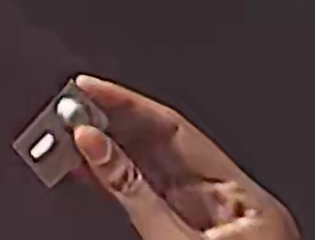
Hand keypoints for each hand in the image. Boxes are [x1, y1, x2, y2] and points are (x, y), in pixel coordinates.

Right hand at [69, 76, 299, 239]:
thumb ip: (131, 190)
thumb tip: (92, 140)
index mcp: (247, 201)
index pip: (176, 129)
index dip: (127, 104)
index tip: (87, 89)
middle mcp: (229, 205)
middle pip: (161, 147)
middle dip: (111, 126)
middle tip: (68, 110)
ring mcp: (209, 224)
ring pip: (147, 169)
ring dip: (106, 151)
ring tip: (67, 136)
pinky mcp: (187, 239)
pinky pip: (144, 195)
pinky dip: (113, 180)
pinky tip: (85, 169)